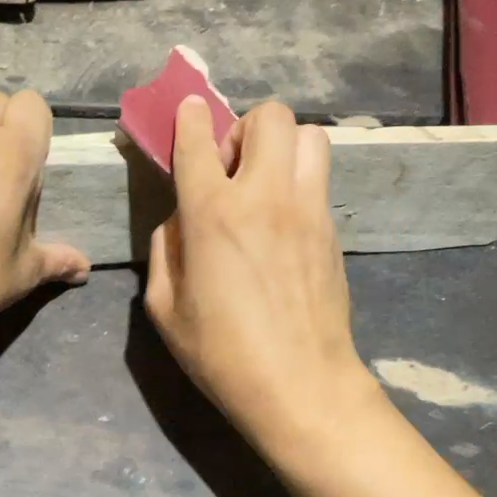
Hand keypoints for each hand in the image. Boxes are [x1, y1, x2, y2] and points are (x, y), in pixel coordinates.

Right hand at [145, 97, 371, 440]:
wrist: (300, 384)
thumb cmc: (220, 353)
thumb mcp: (164, 308)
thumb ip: (164, 250)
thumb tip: (181, 220)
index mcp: (212, 214)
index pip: (199, 141)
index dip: (190, 118)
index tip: (188, 112)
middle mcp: (264, 197)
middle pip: (270, 117)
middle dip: (244, 128)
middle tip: (231, 167)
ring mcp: (308, 209)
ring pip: (309, 135)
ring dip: (282, 147)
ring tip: (264, 184)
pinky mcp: (332, 229)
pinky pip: (320, 177)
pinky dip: (299, 180)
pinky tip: (283, 221)